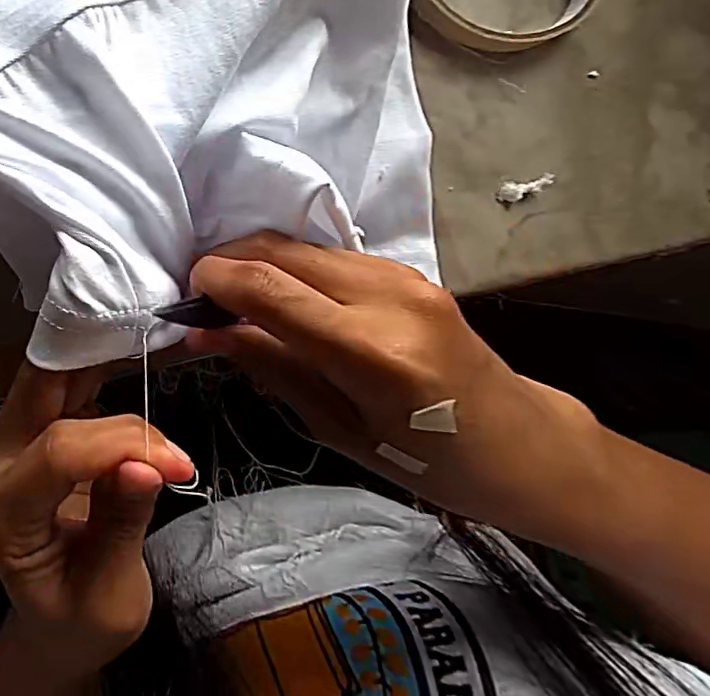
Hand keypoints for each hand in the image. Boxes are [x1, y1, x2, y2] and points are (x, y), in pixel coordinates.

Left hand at [0, 362, 194, 692]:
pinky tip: (134, 350)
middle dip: (96, 357)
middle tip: (156, 345)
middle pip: (40, 387)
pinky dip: (102, 360)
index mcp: (2, 516)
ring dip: (100, 350)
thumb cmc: (80, 619)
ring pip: (52, 371)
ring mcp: (13, 439)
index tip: (179, 466)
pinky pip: (66, 378)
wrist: (58, 620)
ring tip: (152, 341)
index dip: (125, 445)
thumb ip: (121, 526)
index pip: (59, 451)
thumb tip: (146, 465)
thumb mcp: (109, 597)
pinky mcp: (37, 426)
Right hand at [183, 232, 602, 534]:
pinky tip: (283, 296)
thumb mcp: (340, 430)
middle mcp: (387, 297)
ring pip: (302, 245)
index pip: (270, 290)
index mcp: (372, 354)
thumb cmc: (430, 463)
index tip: (188, 295)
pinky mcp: (407, 267)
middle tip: (204, 299)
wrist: (521, 440)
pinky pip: (329, 254)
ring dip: (259, 262)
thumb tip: (206, 333)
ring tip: (237, 299)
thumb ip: (271, 368)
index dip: (217, 280)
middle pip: (281, 252)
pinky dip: (292, 266)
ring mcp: (401, 274)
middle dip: (230, 263)